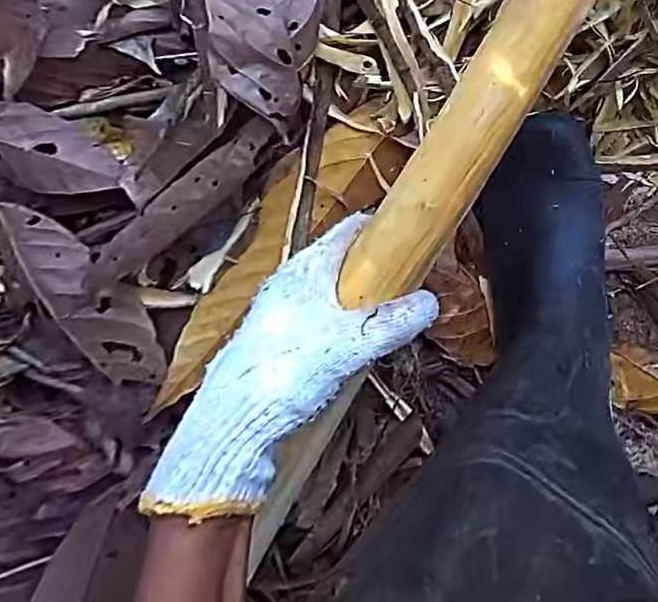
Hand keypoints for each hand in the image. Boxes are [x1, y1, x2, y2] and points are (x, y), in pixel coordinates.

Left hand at [140, 212, 437, 520]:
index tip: (412, 239)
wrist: (226, 429)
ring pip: (330, 287)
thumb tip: (431, 302)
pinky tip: (346, 348)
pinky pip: (316, 313)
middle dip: (376, 269)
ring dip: (357, 298)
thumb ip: (393, 322)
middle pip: (345, 257)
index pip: (354, 226)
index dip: (385, 228)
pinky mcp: (272, 336)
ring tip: (381, 321)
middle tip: (405, 287)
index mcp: (309, 266)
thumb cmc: (284, 374)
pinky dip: (338, 320)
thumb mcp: (350, 345)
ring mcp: (279, 307)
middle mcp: (291, 279)